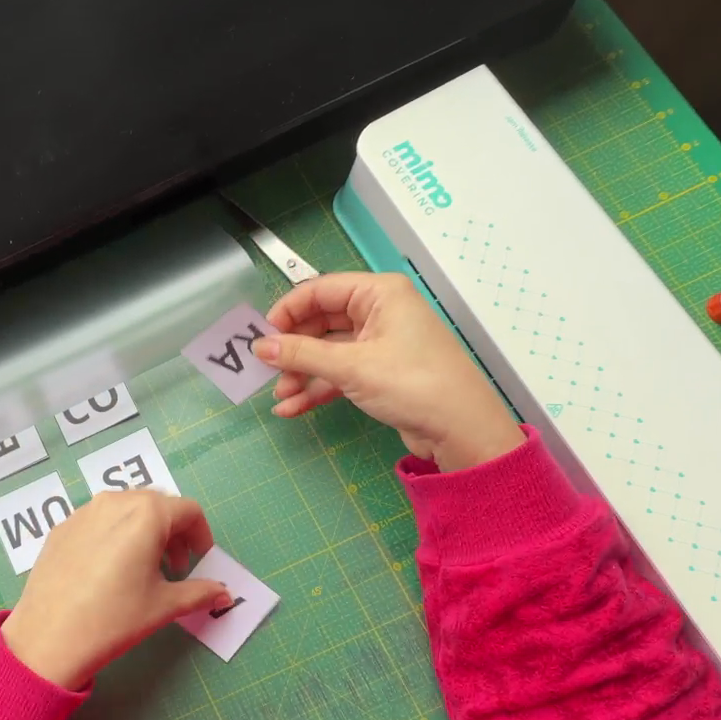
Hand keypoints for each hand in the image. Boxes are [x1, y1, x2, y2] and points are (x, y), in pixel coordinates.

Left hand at [2, 492, 229, 689]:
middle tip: (174, 567)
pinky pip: (97, 520)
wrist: (49, 638)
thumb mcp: (164, 606)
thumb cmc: (114, 618)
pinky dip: (113, 535)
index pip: (188, 510)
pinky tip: (107, 570)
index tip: (199, 561)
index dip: (201, 535)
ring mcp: (83, 512)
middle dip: (173, 531)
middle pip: (156, 504)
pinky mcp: (61, 528)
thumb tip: (225, 594)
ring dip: (143, 530)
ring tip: (141, 568)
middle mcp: (114, 501)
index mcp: (146, 513)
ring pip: (124, 508)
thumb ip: (200, 593)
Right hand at [252, 272, 522, 471]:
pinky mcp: (379, 372)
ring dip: (302, 373)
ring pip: (327, 351)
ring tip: (281, 396)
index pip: (319, 290)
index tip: (262, 336)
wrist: (460, 429)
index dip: (287, 311)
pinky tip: (293, 408)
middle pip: (320, 322)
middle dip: (293, 349)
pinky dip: (317, 388)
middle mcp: (379, 312)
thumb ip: (301, 354)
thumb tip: (259, 346)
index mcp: (378, 294)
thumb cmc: (411, 384)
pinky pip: (338, 373)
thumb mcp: (350, 367)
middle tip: (267, 370)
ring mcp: (379, 343)